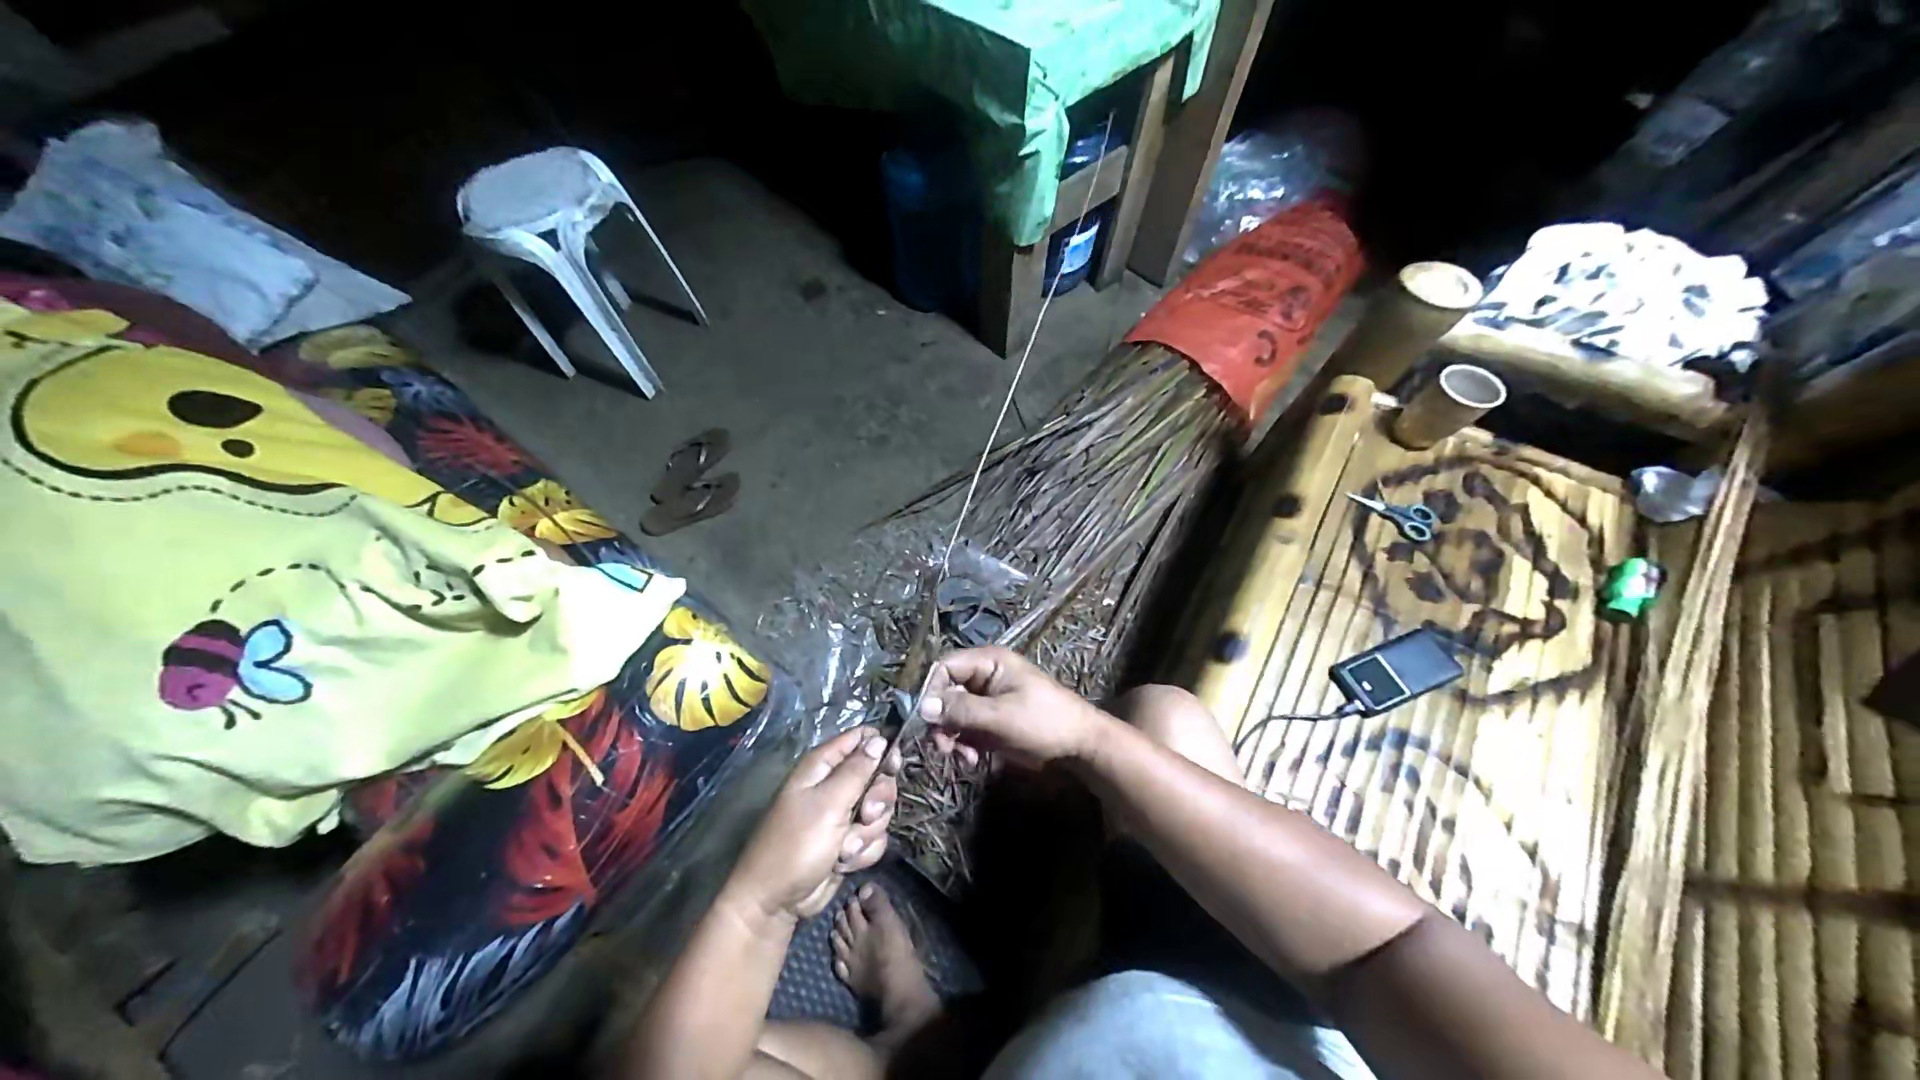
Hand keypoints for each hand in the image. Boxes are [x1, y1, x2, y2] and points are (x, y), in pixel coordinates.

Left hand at [724, 726, 899, 922]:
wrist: (776, 901)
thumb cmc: (796, 845)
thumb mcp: (828, 804)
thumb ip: (858, 770)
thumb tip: (880, 739)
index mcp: (823, 766)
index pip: (861, 739)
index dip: (881, 748)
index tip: (893, 764)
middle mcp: (834, 785)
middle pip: (878, 776)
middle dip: (878, 800)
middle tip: (865, 814)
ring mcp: (843, 815)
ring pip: (880, 810)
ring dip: (867, 832)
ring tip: (844, 848)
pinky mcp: (849, 841)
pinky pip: (874, 837)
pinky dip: (863, 851)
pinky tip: (843, 862)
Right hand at [919, 646, 1110, 767]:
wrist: (1080, 747)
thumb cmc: (1044, 722)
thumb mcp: (1000, 716)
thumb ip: (961, 710)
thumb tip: (922, 707)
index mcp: (989, 662)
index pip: (945, 667)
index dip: (930, 691)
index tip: (924, 719)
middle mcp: (984, 677)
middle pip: (945, 692)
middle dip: (942, 721)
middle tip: (943, 747)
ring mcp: (987, 699)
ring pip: (952, 714)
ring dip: (952, 737)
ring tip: (964, 758)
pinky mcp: (990, 721)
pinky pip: (965, 729)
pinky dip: (964, 745)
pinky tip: (973, 760)